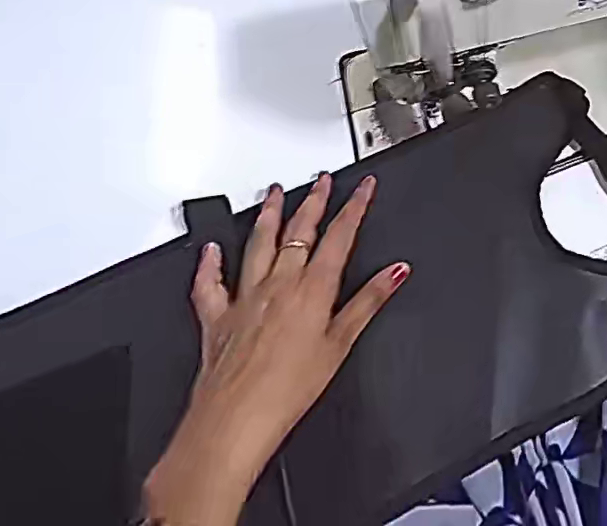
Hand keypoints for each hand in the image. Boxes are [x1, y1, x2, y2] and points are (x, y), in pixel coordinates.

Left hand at [143, 173, 408, 525]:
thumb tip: (397, 271)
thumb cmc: (286, 391)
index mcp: (312, 289)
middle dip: (314, 201)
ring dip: (268, 215)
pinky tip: (211, 248)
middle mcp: (278, 285)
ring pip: (258, 245)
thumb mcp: (342, 344)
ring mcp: (245, 299)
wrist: (231, 427)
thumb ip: (370, 301)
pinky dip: (209, 263)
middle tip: (322, 180)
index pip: (340, 234)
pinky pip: (209, 284)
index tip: (364, 186)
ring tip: (274, 193)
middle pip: (299, 230)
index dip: (355, 205)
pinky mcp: (216, 321)